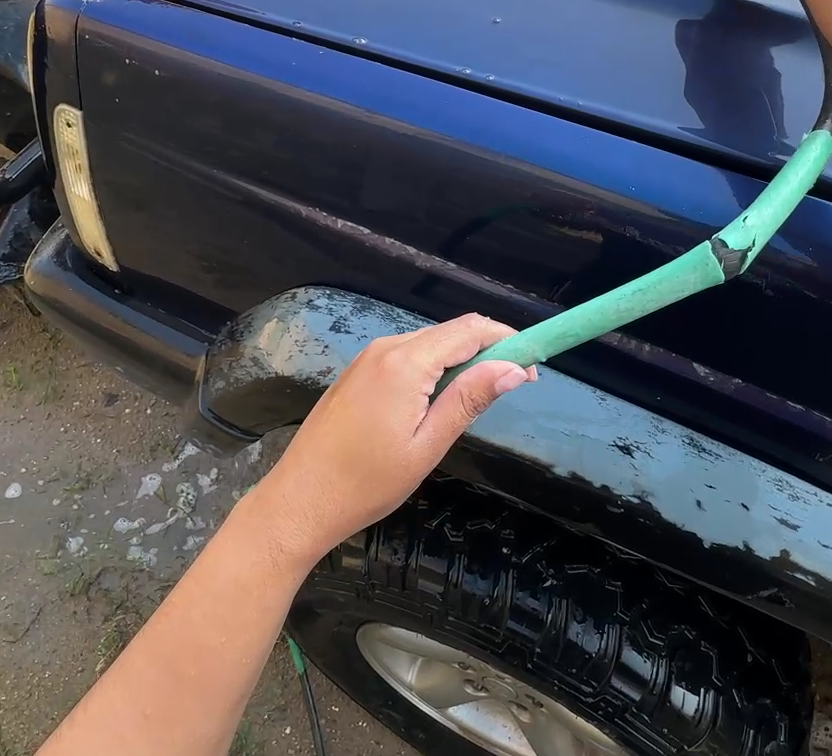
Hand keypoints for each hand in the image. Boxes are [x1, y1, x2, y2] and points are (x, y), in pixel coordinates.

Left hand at [252, 314, 536, 564]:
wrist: (299, 501)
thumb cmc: (367, 483)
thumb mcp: (428, 445)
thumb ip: (470, 399)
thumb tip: (515, 369)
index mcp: (406, 362)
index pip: (470, 330)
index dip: (507, 342)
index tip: (533, 368)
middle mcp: (387, 347)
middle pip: (451, 331)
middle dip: (488, 349)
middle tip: (513, 385)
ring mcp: (368, 357)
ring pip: (430, 342)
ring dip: (461, 359)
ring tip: (479, 397)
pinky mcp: (358, 371)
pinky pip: (408, 354)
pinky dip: (434, 366)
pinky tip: (438, 400)